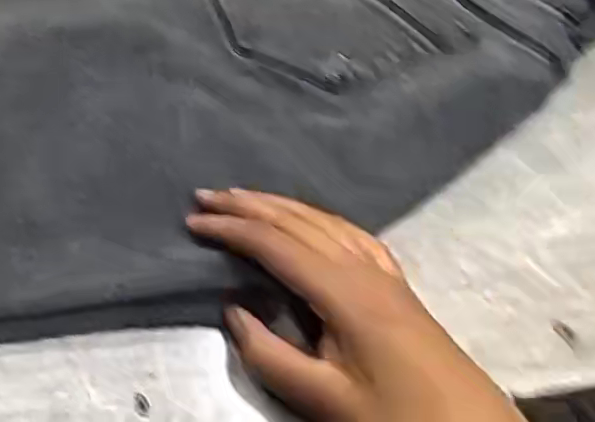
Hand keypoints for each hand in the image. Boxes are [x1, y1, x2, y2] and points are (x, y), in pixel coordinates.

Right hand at [188, 189, 522, 421]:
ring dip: (275, 204)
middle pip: (293, 220)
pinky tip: (308, 218)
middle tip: (204, 195)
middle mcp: (359, 265)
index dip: (231, 229)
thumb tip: (233, 310)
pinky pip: (345, 230)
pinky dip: (313, 216)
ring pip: (317, 218)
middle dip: (246, 205)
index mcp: (342, 289)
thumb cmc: (401, 421)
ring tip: (241, 196)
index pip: (274, 243)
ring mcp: (381, 269)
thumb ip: (273, 358)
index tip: (193, 221)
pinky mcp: (395, 280)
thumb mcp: (329, 404)